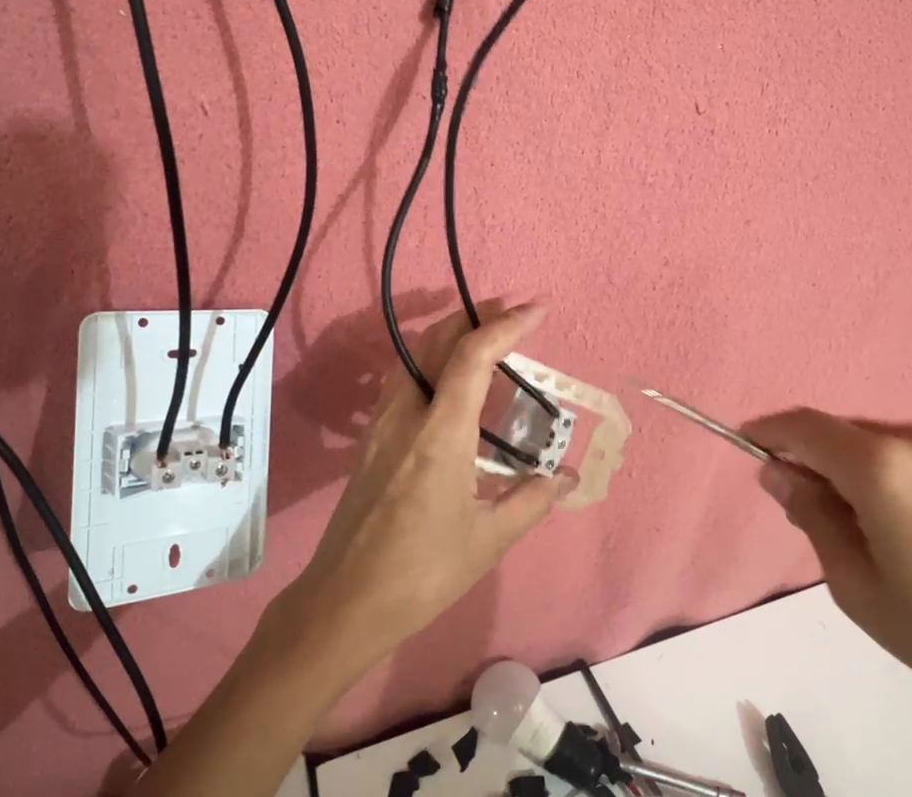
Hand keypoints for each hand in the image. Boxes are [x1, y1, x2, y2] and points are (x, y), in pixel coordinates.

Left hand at [271, 300, 576, 672]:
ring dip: (448, 338)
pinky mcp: (370, 444)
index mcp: (439, 435)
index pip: (472, 357)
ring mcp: (381, 428)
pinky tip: (450, 390)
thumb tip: (567, 477)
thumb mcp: (488, 540)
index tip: (537, 309)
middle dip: (474, 318)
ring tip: (485, 344)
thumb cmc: (422, 573)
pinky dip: (431, 365)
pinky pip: (402, 383)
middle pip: (435, 343)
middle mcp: (406, 417)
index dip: (506, 325)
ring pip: (413, 359)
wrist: (344, 603)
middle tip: (511, 315)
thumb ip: (531, 500)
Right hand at [746, 411, 911, 796]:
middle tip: (805, 506)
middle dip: (815, 457)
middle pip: (846, 432)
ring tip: (864, 525)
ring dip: (857, 467)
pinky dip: (896, 472)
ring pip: (884, 442)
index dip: (770, 431)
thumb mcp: (858, 587)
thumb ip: (812, 516)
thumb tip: (777, 472)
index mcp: (884, 468)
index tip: (746, 444)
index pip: (807, 427)